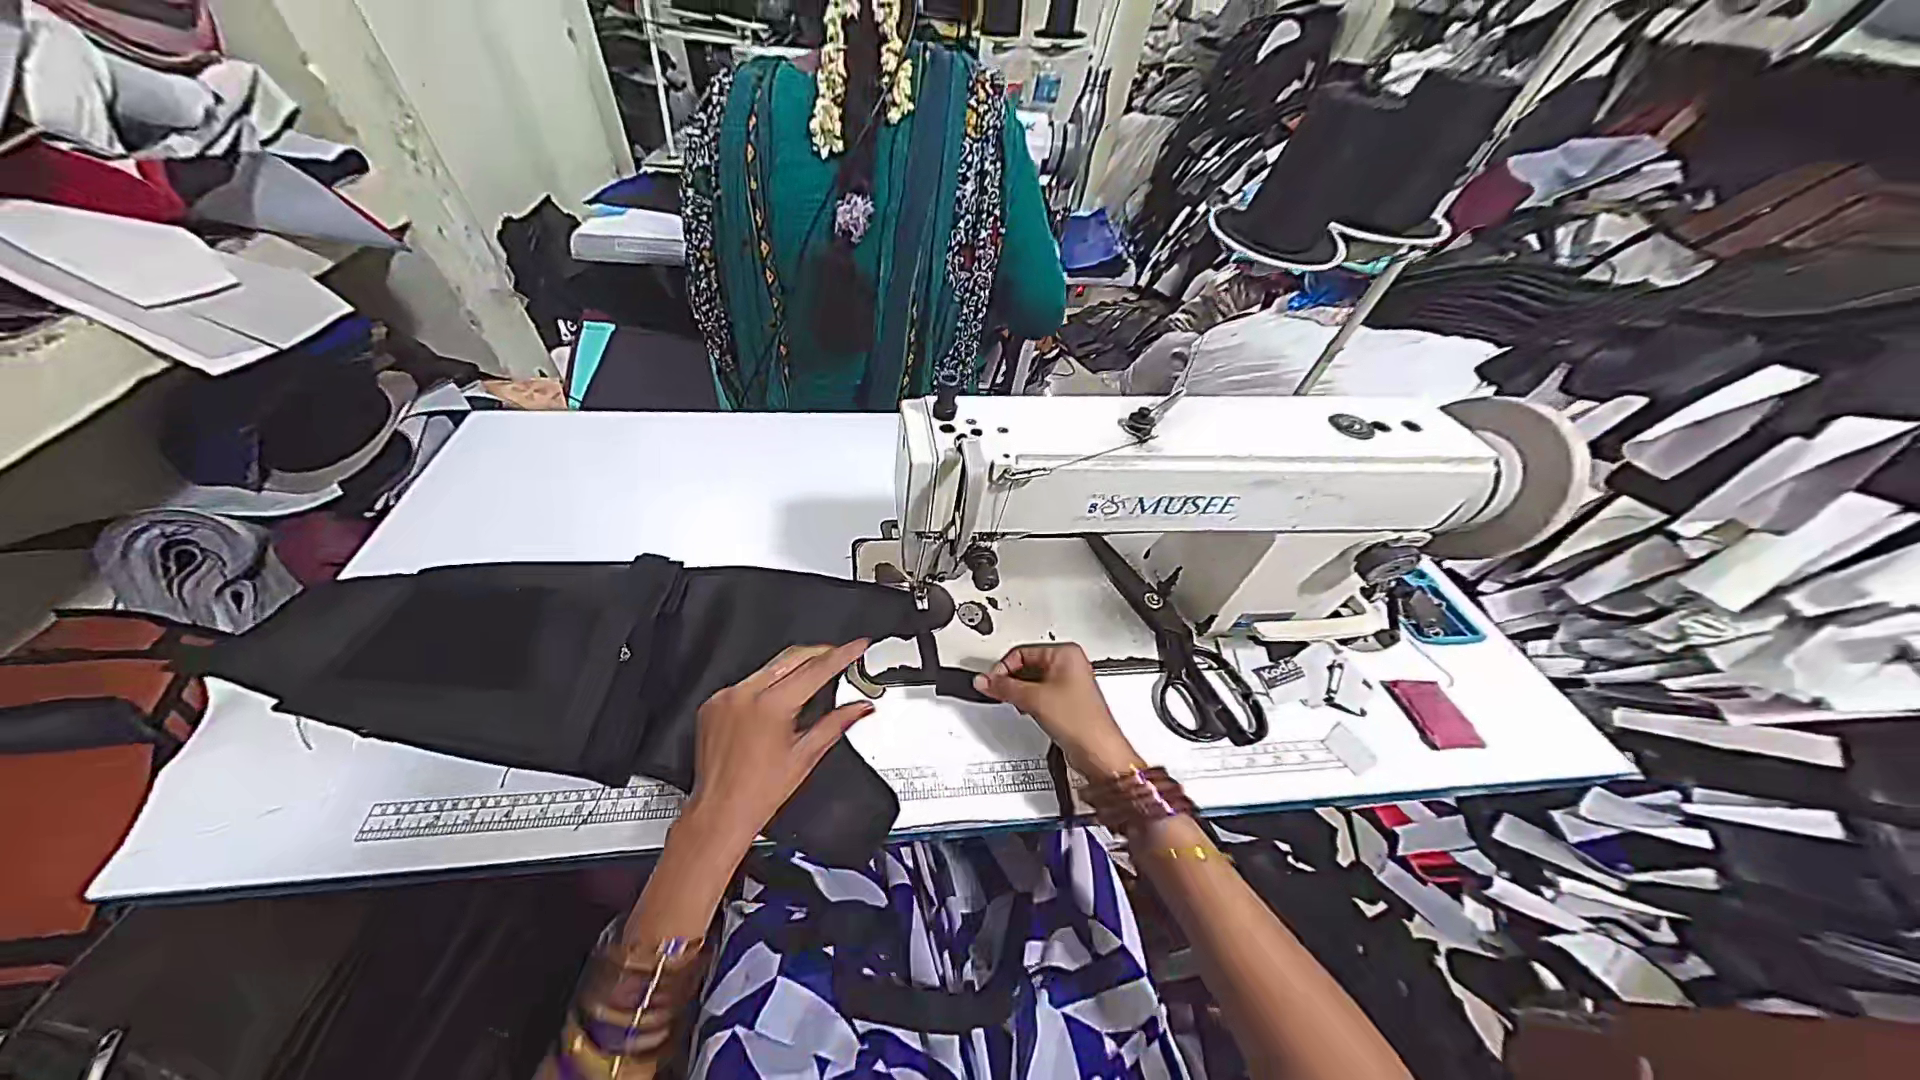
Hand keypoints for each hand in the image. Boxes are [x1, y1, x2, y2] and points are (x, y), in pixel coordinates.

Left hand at [680, 640, 874, 851]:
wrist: (720, 813)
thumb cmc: (758, 793)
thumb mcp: (806, 755)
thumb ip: (837, 723)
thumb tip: (860, 707)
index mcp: (771, 706)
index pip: (816, 669)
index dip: (842, 654)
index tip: (857, 646)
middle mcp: (744, 695)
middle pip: (792, 657)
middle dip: (819, 654)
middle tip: (839, 657)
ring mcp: (725, 698)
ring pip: (769, 667)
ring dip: (792, 669)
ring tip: (810, 684)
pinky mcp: (712, 704)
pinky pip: (746, 683)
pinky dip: (765, 686)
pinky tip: (775, 702)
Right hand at [973, 644, 1139, 776]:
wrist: (1098, 752)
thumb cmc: (1082, 722)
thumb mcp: (1033, 699)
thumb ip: (1004, 688)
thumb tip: (985, 680)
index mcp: (1066, 653)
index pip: (1022, 651)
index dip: (1004, 667)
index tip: (993, 681)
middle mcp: (1069, 664)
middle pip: (1027, 664)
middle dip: (1011, 679)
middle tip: (1000, 691)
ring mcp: (1069, 683)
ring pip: (1032, 680)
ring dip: (1020, 691)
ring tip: (1016, 702)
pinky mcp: (1066, 701)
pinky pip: (1040, 694)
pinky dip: (1029, 701)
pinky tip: (1027, 710)